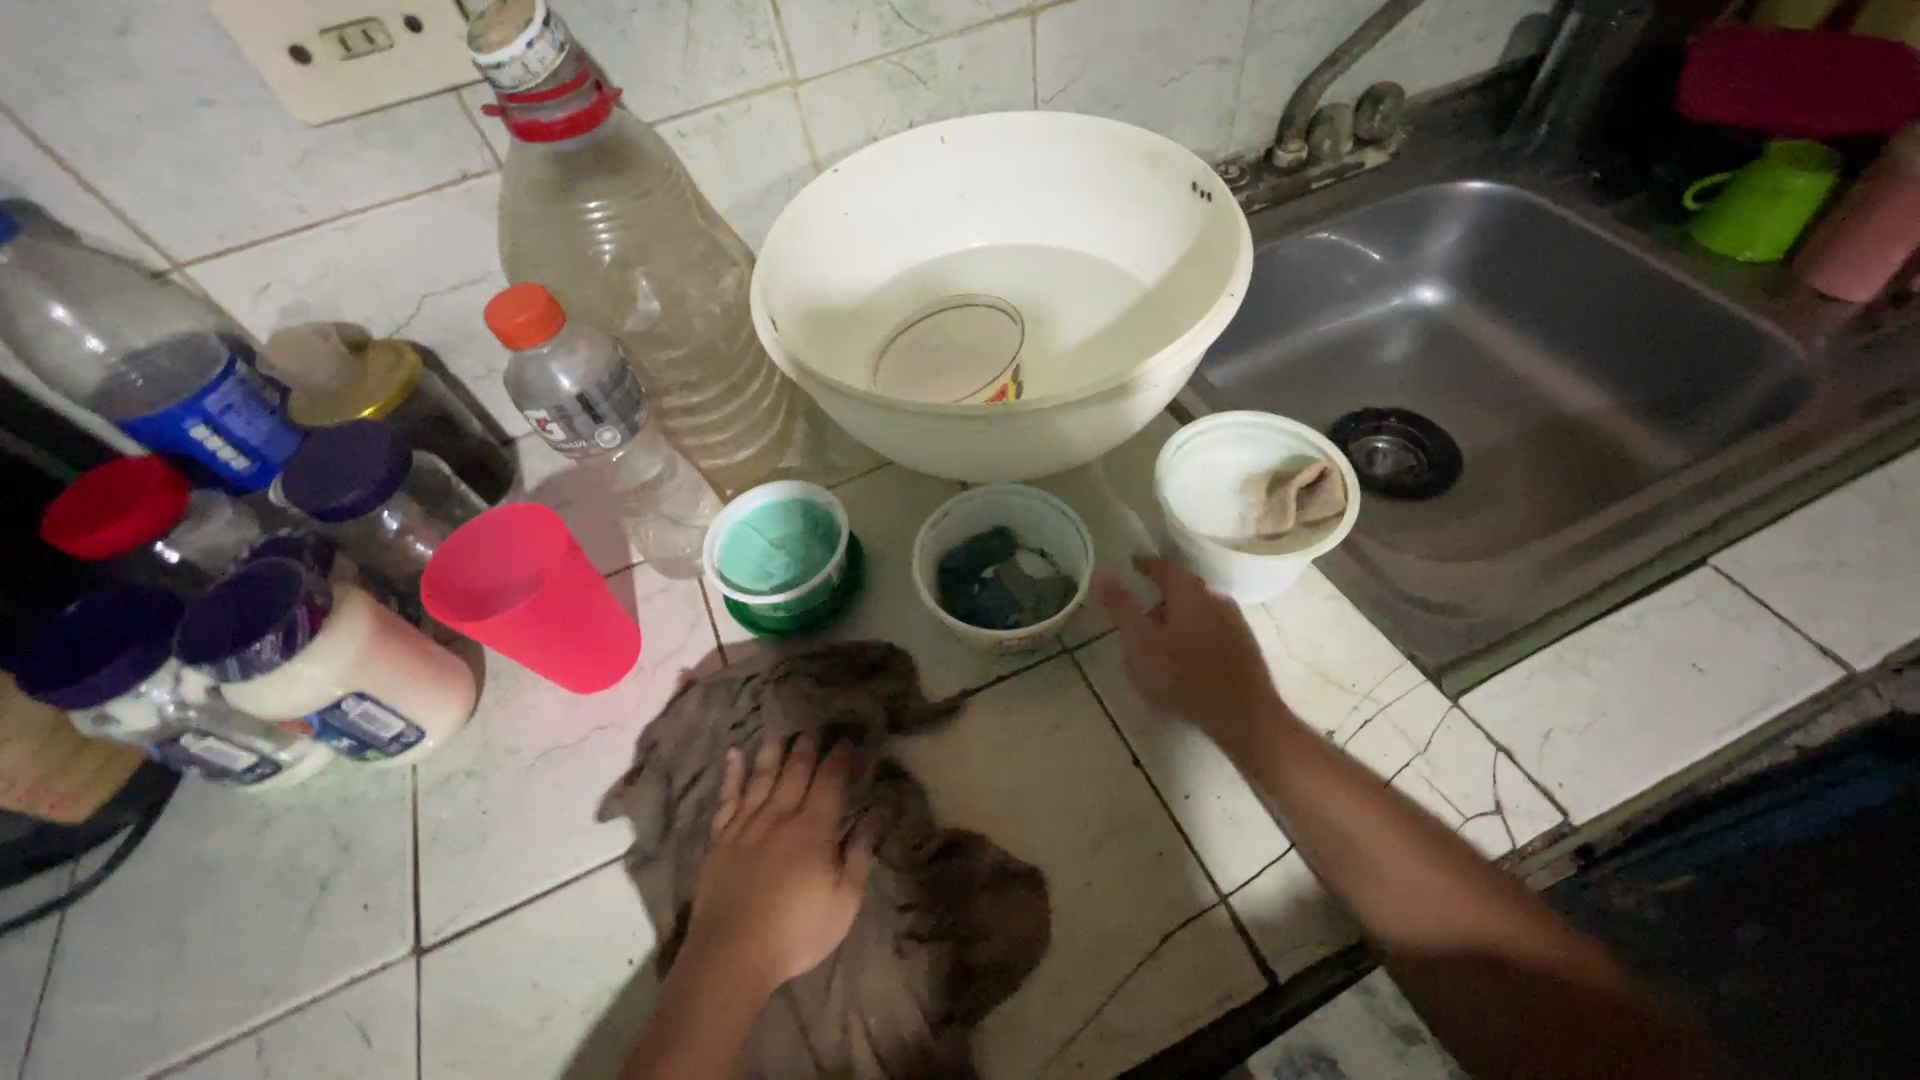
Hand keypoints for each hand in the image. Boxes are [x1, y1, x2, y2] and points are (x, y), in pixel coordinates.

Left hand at [683, 735, 873, 995]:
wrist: (731, 955)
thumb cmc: (797, 932)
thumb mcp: (845, 901)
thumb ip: (860, 852)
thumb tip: (878, 813)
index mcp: (814, 829)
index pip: (830, 781)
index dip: (840, 758)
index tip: (848, 740)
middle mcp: (780, 817)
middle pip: (796, 773)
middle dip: (808, 749)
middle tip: (815, 729)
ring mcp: (746, 827)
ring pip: (762, 778)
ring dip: (773, 753)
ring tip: (781, 733)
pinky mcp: (720, 841)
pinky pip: (727, 799)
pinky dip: (732, 775)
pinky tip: (734, 756)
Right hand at [1094, 556, 1282, 750]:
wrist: (1243, 715)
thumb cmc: (1183, 676)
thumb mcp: (1141, 642)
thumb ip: (1121, 607)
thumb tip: (1101, 571)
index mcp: (1190, 594)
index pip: (1165, 568)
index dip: (1147, 564)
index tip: (1133, 563)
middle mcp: (1217, 600)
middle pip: (1185, 590)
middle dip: (1162, 597)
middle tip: (1142, 613)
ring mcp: (1236, 624)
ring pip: (1201, 612)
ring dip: (1180, 619)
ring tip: (1163, 641)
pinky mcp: (1245, 648)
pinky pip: (1213, 631)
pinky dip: (1196, 636)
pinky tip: (1188, 659)